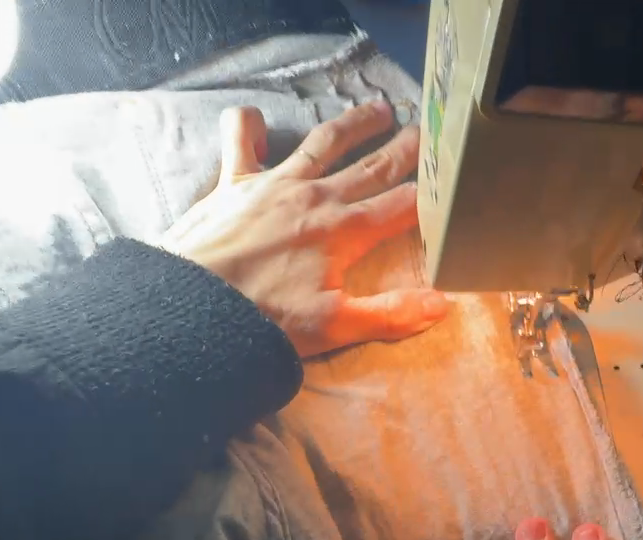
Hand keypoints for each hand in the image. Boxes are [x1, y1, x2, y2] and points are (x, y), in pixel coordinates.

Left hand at [158, 100, 450, 357]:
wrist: (193, 306)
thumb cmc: (266, 320)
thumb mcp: (335, 327)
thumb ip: (391, 314)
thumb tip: (442, 305)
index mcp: (344, 232)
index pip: (400, 207)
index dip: (428, 196)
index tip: (450, 185)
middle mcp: (315, 197)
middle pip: (371, 166)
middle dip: (403, 149)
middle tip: (426, 131)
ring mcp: (274, 183)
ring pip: (322, 142)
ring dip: (353, 124)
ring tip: (377, 109)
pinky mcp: (234, 183)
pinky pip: (241, 140)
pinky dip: (247, 125)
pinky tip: (253, 117)